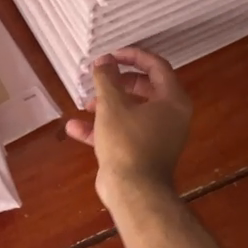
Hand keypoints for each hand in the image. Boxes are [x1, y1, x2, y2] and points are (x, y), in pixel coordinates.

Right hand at [65, 46, 192, 208]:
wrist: (134, 192)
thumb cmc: (127, 142)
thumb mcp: (111, 105)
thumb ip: (107, 79)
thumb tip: (104, 60)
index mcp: (172, 100)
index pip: (156, 66)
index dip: (133, 56)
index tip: (110, 55)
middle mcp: (170, 116)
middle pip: (144, 87)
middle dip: (116, 82)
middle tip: (97, 77)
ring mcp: (158, 135)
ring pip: (131, 110)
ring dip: (107, 104)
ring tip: (84, 103)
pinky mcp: (143, 152)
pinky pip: (123, 132)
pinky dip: (103, 128)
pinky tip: (75, 128)